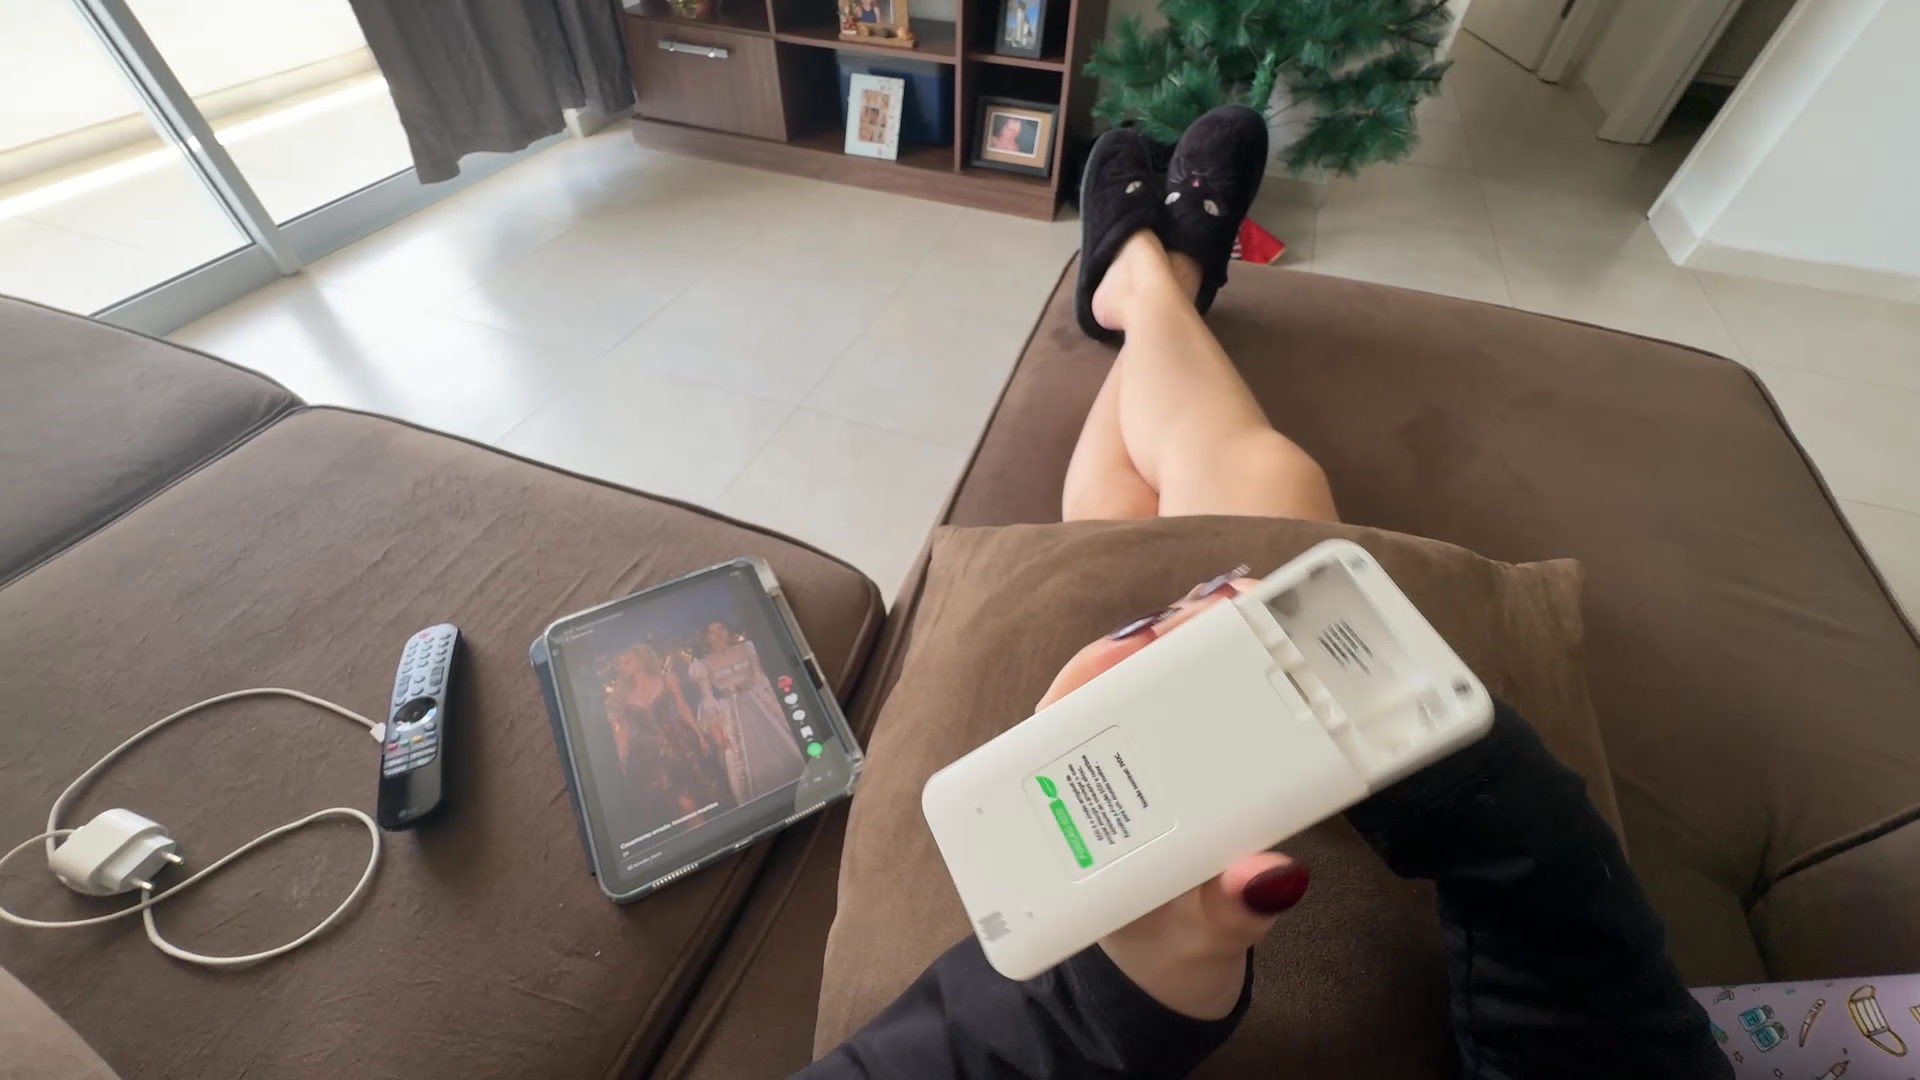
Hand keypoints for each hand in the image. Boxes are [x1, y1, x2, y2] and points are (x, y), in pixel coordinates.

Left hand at [1034, 573, 1308, 1020]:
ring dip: (1187, 643)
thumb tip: (1271, 875)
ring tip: (1231, 608)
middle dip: (1158, 640)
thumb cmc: (1165, 944)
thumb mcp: (1196, 937)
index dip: (1094, 670)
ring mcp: (1140, 761)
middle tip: (1209, 607)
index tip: (1131, 643)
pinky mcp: (1180, 763)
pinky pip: (1188, 707)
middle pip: (1117, 685)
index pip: (1065, 717)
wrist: (1175, 966)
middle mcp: (1101, 768)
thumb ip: (1229, 913)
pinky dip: (1213, 671)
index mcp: (1076, 801)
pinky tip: (1246, 645)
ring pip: (1152, 685)